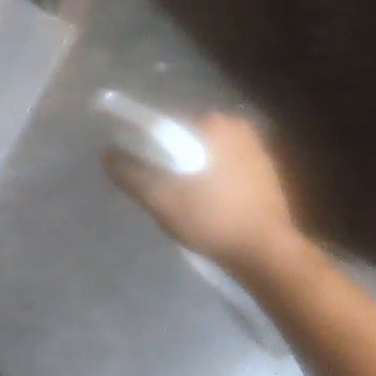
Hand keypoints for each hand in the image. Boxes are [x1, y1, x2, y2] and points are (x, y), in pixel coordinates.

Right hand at [103, 112, 305, 274]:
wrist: (267, 252)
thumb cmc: (212, 219)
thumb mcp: (162, 199)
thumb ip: (132, 173)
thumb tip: (106, 154)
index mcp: (214, 123)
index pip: (168, 124)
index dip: (150, 146)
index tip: (144, 171)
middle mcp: (239, 126)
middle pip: (191, 138)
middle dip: (175, 158)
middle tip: (163, 190)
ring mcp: (259, 149)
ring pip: (211, 153)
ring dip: (197, 170)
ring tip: (186, 202)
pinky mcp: (270, 173)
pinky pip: (230, 168)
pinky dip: (216, 180)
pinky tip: (211, 205)